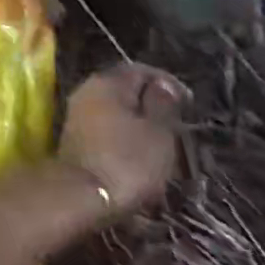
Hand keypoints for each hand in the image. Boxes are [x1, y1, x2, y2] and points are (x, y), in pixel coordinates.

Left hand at [59, 62, 188, 214]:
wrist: (81, 194)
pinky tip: (139, 155)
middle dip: (153, 104)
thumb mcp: (158, 132)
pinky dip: (125, 135)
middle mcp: (87, 89)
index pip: (140, 70)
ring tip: (163, 144)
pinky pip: (107, 127)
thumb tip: (162, 83)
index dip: (167, 83)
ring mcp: (78, 112)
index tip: (189, 104)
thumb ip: (162, 104)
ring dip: (139, 122)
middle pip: (126, 89)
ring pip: (116, 109)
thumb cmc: (127, 160)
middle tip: (178, 125)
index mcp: (107, 81)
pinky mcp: (75, 136)